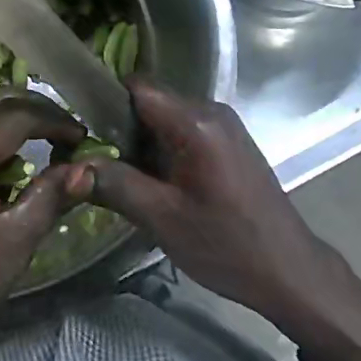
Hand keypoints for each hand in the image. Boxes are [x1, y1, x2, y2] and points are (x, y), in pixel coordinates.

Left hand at [0, 88, 93, 349]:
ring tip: (51, 145)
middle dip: (37, 110)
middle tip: (70, 136)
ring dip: (17, 119)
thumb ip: (51, 197)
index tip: (85, 139)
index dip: (54, 121)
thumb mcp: (12, 245)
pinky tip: (16, 162)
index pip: (15, 115)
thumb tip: (89, 168)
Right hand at [88, 77, 360, 360]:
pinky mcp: (229, 141)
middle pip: (149, 100)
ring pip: (164, 115)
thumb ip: (114, 185)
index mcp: (195, 122)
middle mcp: (210, 110)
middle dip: (119, 125)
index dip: (104, 101)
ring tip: (120, 172)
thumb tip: (68, 168)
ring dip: (140, 139)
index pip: (136, 87)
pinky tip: (153, 179)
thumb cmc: (228, 246)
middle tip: (94, 159)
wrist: (292, 274)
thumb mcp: (163, 219)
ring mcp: (223, 124)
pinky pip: (182, 129)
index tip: (80, 128)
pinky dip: (161, 147)